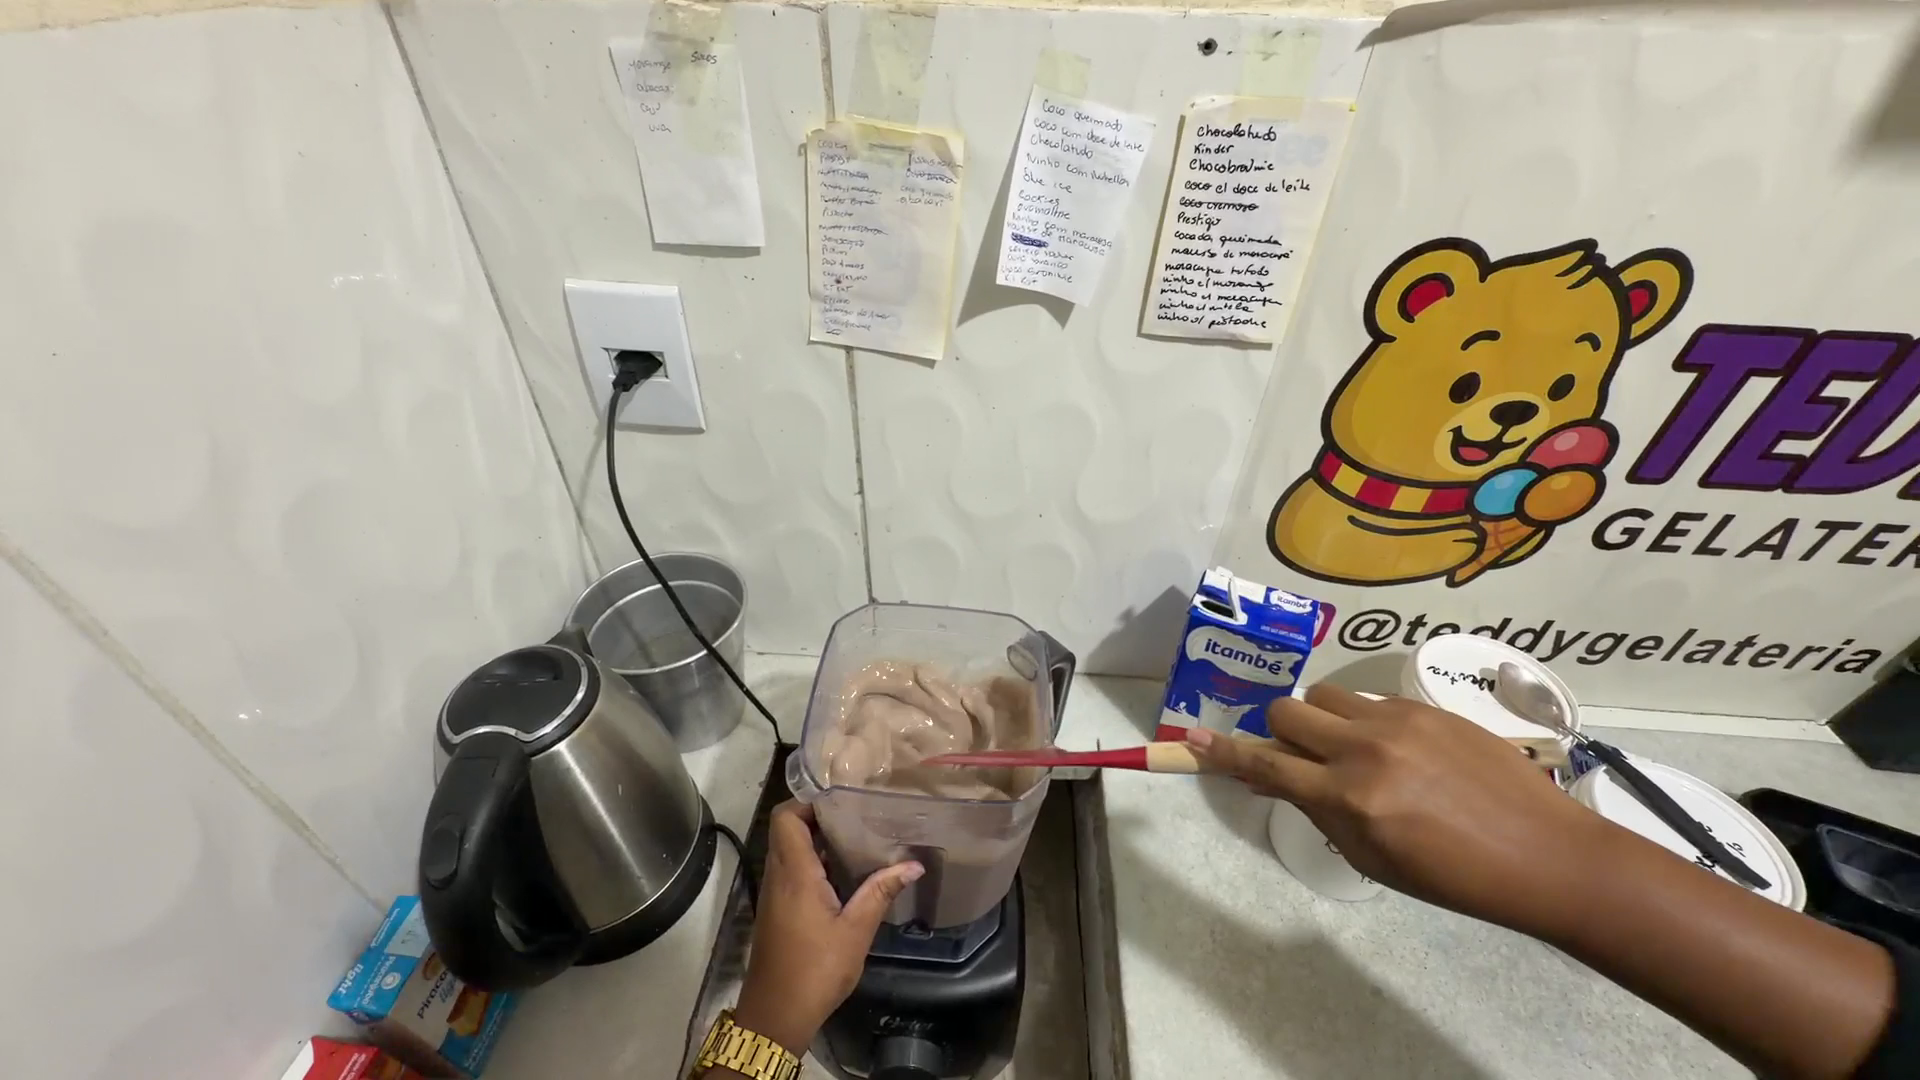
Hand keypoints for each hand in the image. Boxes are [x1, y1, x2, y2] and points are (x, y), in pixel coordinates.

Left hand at [732, 802, 923, 1053]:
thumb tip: (913, 864)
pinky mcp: (777, 910)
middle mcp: (779, 876)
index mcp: (795, 874)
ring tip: (855, 835)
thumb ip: (880, 892)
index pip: (786, 817)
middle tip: (855, 812)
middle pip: (787, 829)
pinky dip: (812, 862)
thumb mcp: (856, 932)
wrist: (774, 1017)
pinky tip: (843, 872)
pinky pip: (791, 870)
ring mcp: (775, 894)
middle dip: (817, 816)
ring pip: (788, 849)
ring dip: (816, 840)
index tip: (841, 797)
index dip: (807, 800)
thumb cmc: (815, 971)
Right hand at [1185, 684, 1603, 935]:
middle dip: (1284, 734)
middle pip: (1285, 713)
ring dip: (1324, 721)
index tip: (1190, 738)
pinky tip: (1405, 751)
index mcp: (1351, 800)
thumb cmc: (1454, 876)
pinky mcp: (1425, 708)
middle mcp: (1365, 751)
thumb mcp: (1374, 858)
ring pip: (1323, 697)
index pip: (1268, 766)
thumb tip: (1272, 777)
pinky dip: (1367, 722)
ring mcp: (1397, 723)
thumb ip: (1317, 811)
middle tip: (1308, 758)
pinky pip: (1369, 700)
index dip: (1225, 753)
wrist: (1548, 855)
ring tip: (1357, 750)